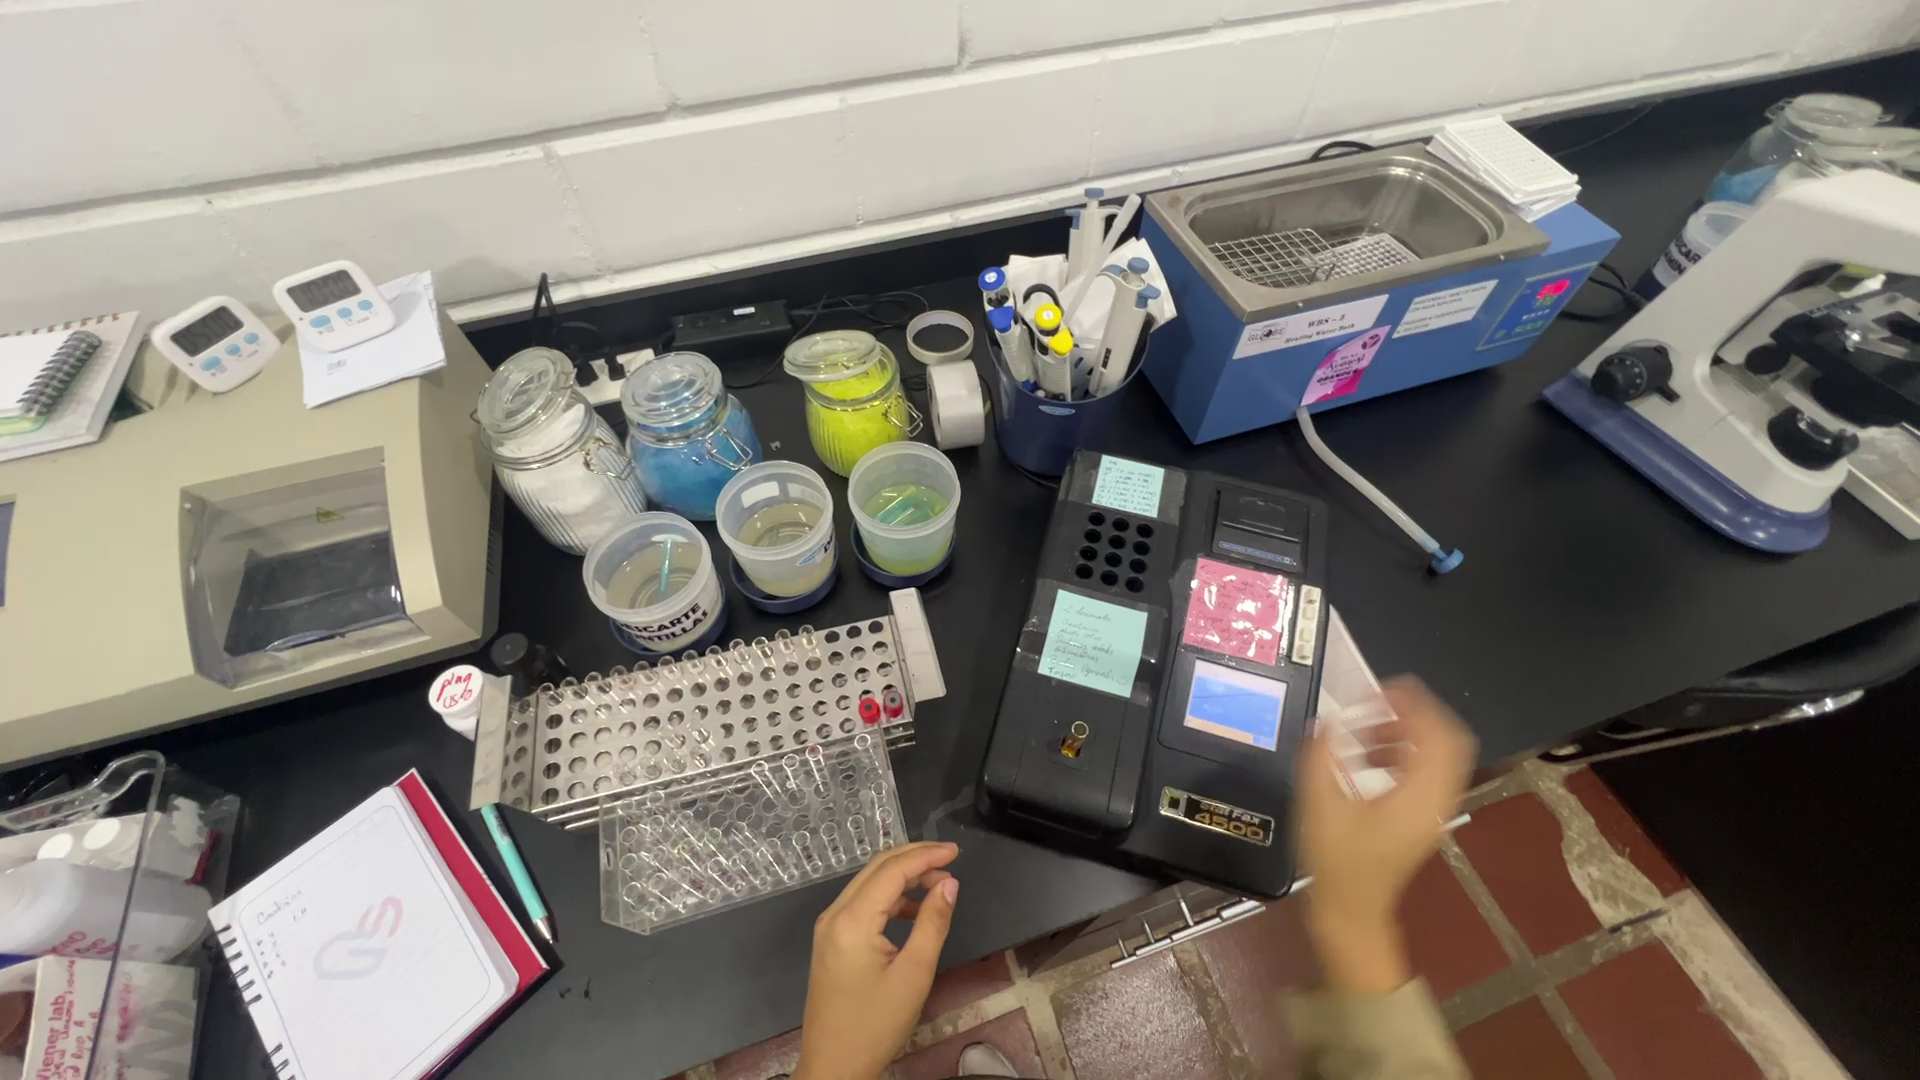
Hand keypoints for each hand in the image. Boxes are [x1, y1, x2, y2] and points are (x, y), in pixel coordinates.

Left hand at [793, 841, 959, 1079]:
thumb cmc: (875, 1026)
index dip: (926, 855)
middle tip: (950, 859)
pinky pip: (863, 901)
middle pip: (877, 868)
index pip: (892, 870)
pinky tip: (914, 909)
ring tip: (939, 884)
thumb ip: (932, 923)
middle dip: (915, 858)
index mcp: (852, 920)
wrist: (833, 1070)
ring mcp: (829, 925)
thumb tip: (949, 883)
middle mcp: (835, 913)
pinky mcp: (831, 938)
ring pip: (869, 882)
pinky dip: (890, 896)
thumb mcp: (914, 975)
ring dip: (903, 876)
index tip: (956, 852)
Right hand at [1298, 677, 1475, 993]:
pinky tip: (1365, 756)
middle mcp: (1436, 800)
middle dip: (1411, 715)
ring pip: (1434, 755)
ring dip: (1402, 732)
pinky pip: (1423, 771)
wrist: (1351, 911)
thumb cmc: (1337, 860)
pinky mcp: (1419, 816)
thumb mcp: (1320, 804)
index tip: (1381, 690)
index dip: (1417, 706)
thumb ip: (1322, 758)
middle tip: (1372, 705)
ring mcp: (1430, 809)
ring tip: (1362, 730)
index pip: (1440, 737)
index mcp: (1419, 795)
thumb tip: (1327, 723)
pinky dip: (1399, 751)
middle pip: (1445, 742)